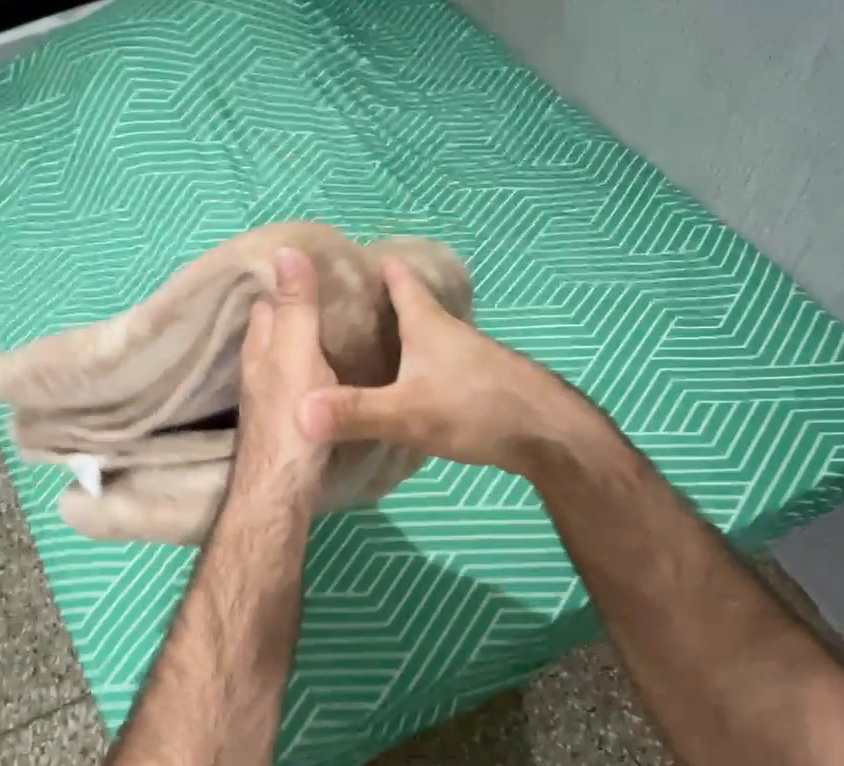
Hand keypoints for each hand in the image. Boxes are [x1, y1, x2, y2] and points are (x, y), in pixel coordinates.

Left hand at [234, 247, 338, 506]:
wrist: (282, 489)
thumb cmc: (293, 419)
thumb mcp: (297, 354)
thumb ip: (295, 307)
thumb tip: (285, 249)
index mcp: (260, 349)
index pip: (265, 302)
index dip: (283, 283)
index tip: (312, 267)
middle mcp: (259, 371)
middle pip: (272, 330)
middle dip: (293, 310)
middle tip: (332, 295)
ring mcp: (270, 400)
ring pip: (284, 359)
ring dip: (303, 342)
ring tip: (336, 328)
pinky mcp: (285, 423)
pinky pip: (297, 385)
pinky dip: (311, 372)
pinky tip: (330, 375)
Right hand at [298, 257, 607, 477]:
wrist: (545, 433)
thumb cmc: (475, 409)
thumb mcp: (407, 413)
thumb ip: (354, 413)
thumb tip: (298, 413)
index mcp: (429, 326)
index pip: (403, 283)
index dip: (382, 267)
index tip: (360, 254)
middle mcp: (451, 335)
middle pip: (416, 309)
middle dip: (387, 303)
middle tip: (353, 306)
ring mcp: (472, 360)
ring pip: (431, 340)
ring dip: (406, 338)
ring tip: (376, 347)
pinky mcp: (484, 386)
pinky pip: (443, 367)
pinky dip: (422, 367)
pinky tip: (413, 388)